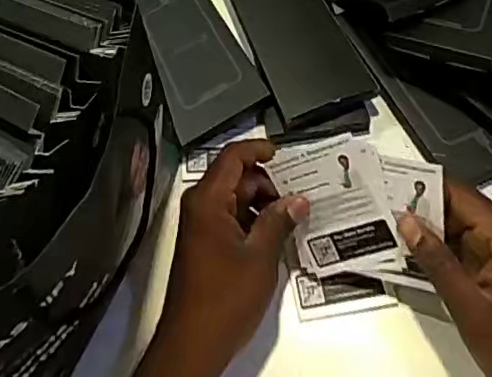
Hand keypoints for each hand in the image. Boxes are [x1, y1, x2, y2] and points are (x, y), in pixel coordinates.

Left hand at [136, 140, 307, 376]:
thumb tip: (297, 201)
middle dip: (265, 183)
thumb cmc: (223, 298)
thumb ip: (278, 222)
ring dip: (259, 204)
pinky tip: (271, 238)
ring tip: (287, 221)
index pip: (233, 156)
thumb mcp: (260, 257)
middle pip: (235, 176)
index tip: (281, 152)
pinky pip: (228, 216)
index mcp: (208, 199)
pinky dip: (250, 220)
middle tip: (294, 199)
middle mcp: (199, 204)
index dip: (257, 149)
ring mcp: (199, 223)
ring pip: (233, 197)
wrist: (193, 342)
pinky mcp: (203, 242)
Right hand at [398, 177, 491, 376]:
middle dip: (416, 208)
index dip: (419, 184)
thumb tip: (406, 221)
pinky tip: (408, 257)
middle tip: (376, 205)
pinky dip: (435, 253)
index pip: (454, 191)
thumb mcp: (472, 308)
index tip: (385, 182)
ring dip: (423, 231)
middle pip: (452, 207)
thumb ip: (437, 262)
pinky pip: (459, 252)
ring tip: (384, 227)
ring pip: (453, 230)